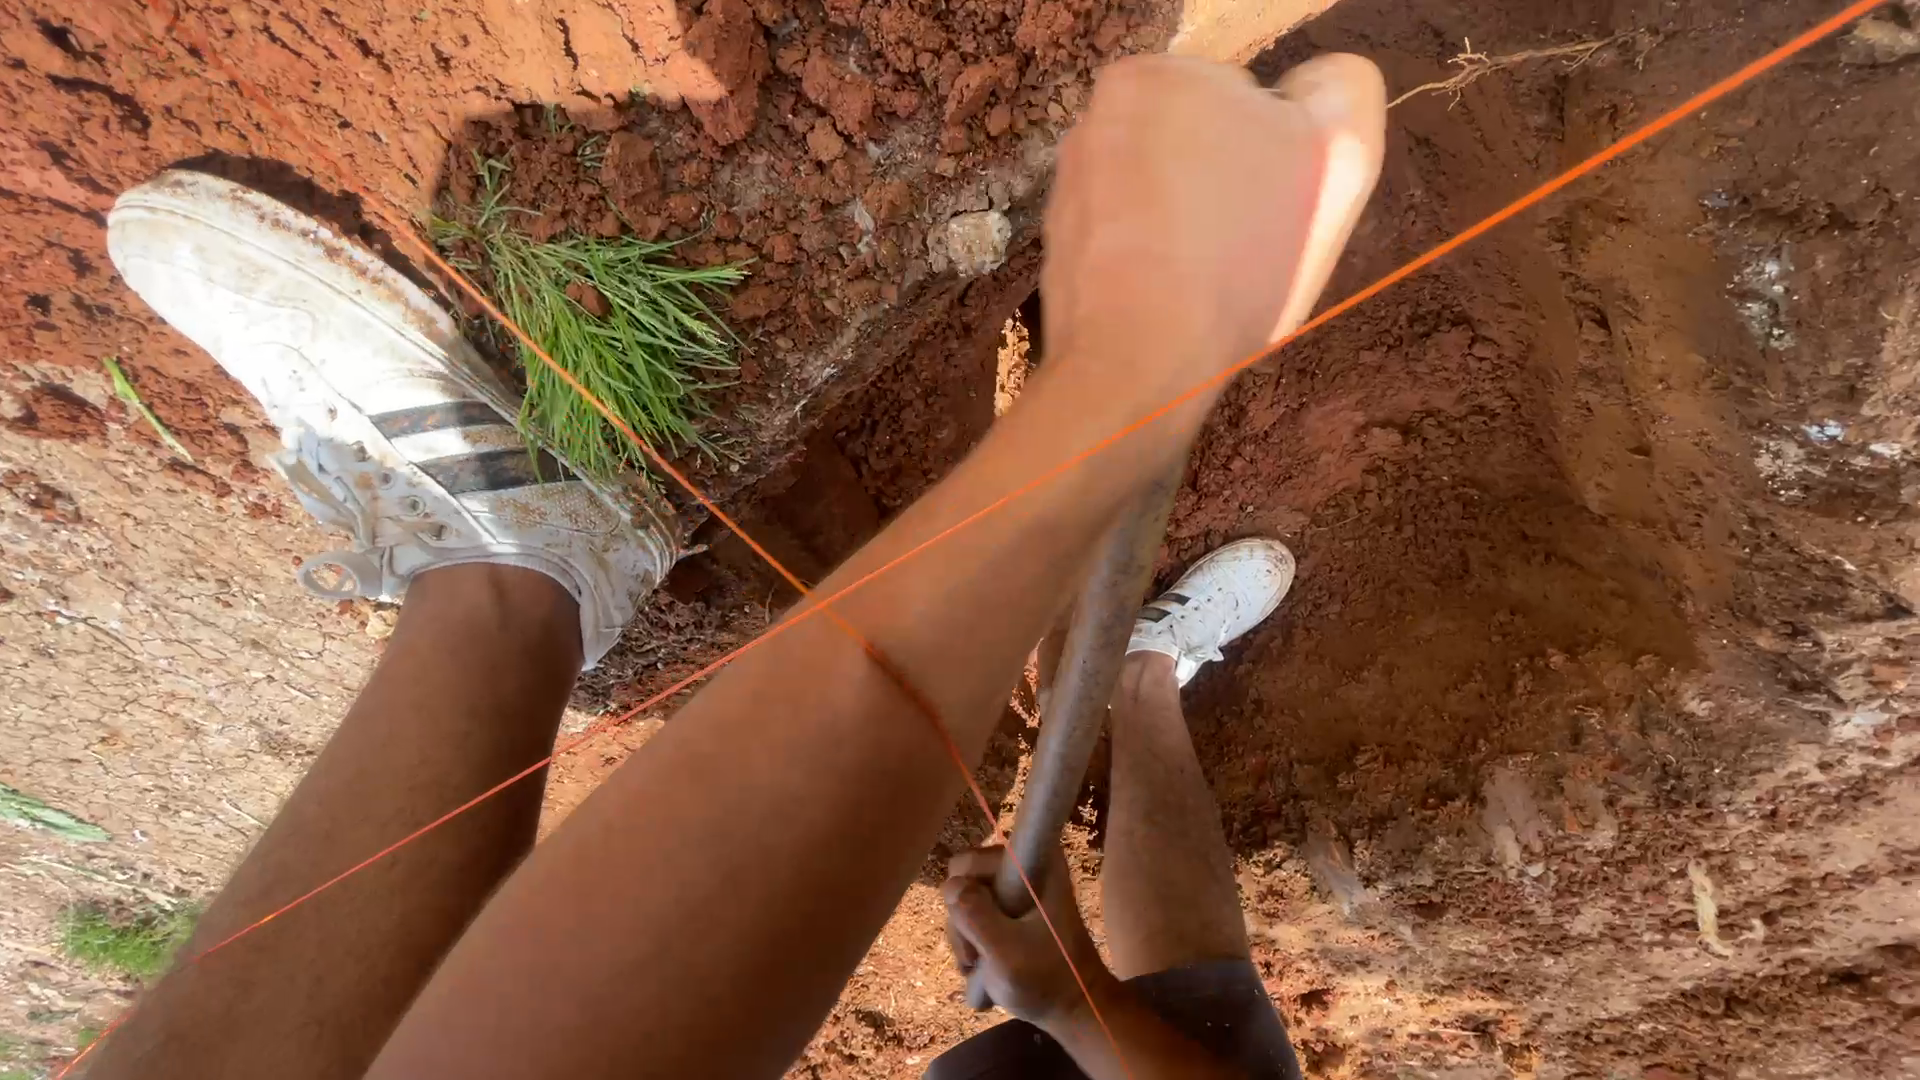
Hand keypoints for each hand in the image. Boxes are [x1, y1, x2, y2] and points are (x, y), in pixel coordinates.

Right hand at [942, 844, 1115, 1029]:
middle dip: (964, 921)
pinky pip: (971, 916)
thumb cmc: (1047, 979)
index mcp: (1032, 861)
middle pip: (964, 881)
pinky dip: (973, 943)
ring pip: (964, 902)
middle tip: (978, 954)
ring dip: (967, 939)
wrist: (1072, 1008)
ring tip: (983, 968)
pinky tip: (984, 969)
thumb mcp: (1007, 954)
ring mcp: (1012, 887)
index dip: (966, 891)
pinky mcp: (1006, 908)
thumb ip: (975, 916)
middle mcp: (1021, 864)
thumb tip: (950, 887)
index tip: (976, 925)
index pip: (973, 861)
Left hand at [1041, 53, 1386, 396]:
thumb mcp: (1338, 155)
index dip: (1270, 153)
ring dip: (1178, 227)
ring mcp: (1064, 192)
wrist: (1139, 364)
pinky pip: (1118, 245)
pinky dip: (1140, 263)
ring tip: (1198, 279)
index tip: (1268, 205)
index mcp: (1149, 77)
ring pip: (1152, 197)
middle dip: (1216, 186)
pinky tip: (1159, 298)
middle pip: (1188, 147)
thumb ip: (1336, 90)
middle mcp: (1090, 125)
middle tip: (1237, 247)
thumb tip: (1301, 95)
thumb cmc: (1239, 262)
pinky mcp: (1054, 253)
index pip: (1238, 98)